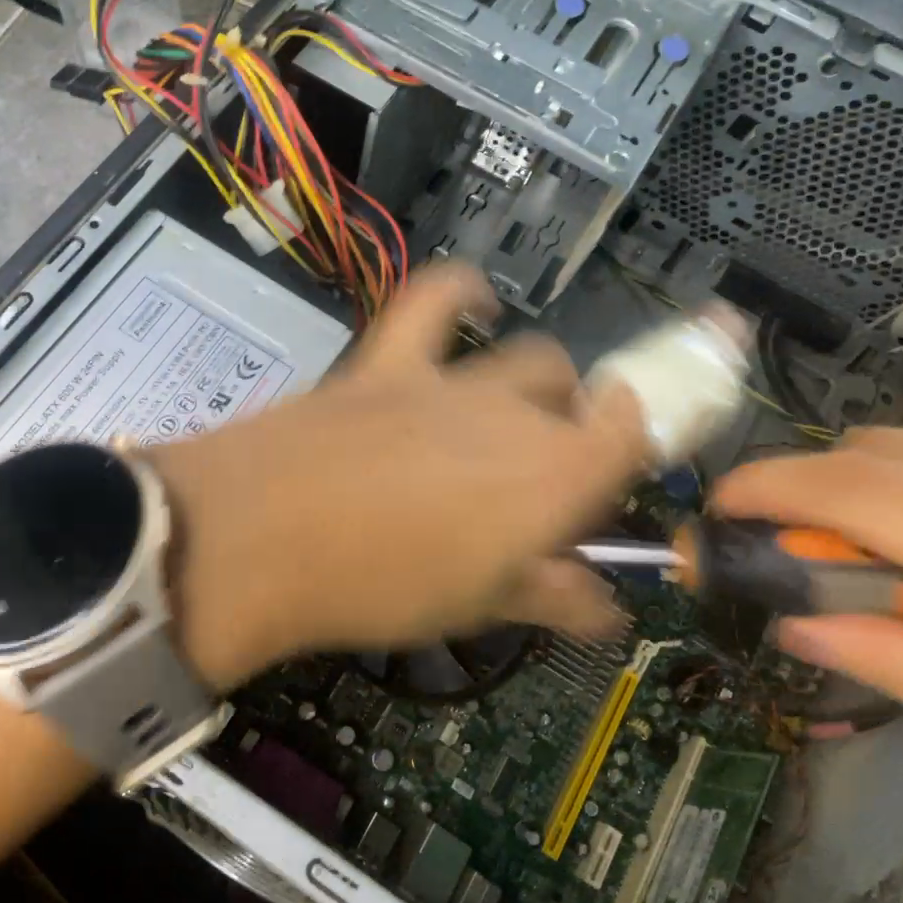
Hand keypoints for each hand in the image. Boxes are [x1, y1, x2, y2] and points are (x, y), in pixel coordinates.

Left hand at [149, 265, 656, 690]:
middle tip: (541, 486)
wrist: (255, 542)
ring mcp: (447, 378)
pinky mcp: (386, 359)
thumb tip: (607, 609)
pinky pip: (434, 298)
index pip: (637, 432)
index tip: (623, 474)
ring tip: (510, 423)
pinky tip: (473, 302)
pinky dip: (461, 293)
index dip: (646, 442)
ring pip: (526, 357)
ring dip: (537, 385)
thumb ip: (553, 598)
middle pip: (580, 399)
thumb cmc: (376, 589)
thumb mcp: (475, 607)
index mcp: (554, 476)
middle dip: (578, 434)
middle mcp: (515, 412)